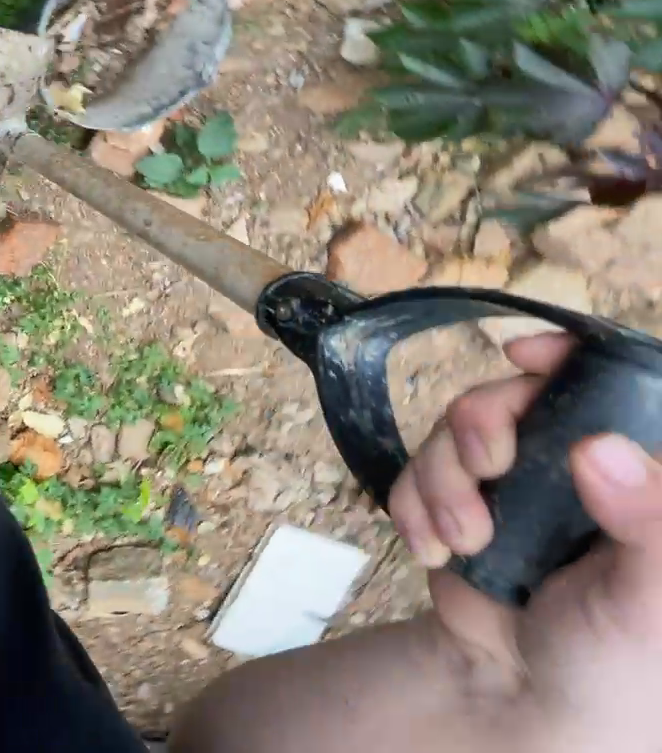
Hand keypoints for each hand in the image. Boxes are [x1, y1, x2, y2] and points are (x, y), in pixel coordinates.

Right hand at [388, 332, 661, 744]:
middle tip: (483, 469)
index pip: (617, 390)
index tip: (525, 357)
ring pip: (452, 432)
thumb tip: (599, 446)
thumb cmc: (622, 659)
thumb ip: (647, 526)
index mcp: (642, 484)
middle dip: (478, 430)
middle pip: (511, 399)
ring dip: (439, 483)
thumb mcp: (652, 601)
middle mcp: (577, 469)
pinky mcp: (454, 496)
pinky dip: (410, 504)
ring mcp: (512, 482)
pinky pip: (411, 469)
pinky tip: (432, 546)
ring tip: (460, 539)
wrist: (516, 690)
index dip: (570, 360)